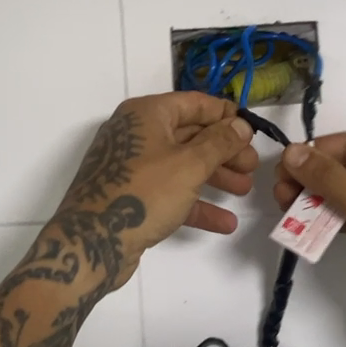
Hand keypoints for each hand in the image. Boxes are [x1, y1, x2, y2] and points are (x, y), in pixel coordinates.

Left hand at [48, 92, 256, 289]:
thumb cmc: (144, 192)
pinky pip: (171, 193)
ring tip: (245, 190)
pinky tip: (224, 223)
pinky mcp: (132, 197)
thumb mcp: (190, 164)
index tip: (251, 129)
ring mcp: (133, 167)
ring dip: (215, 176)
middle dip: (224, 150)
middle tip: (252, 166)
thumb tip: (241, 125)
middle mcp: (138, 135)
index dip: (224, 114)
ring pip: (182, 164)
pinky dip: (196, 203)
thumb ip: (220, 142)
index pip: (194, 104)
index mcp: (147, 114)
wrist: (93, 243)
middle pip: (190, 135)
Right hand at [275, 134, 345, 345]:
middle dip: (311, 178)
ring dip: (315, 199)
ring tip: (286, 211)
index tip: (280, 170)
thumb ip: (332, 179)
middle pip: (345, 167)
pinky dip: (328, 219)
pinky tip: (307, 227)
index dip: (314, 154)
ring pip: (345, 193)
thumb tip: (293, 152)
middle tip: (280, 195)